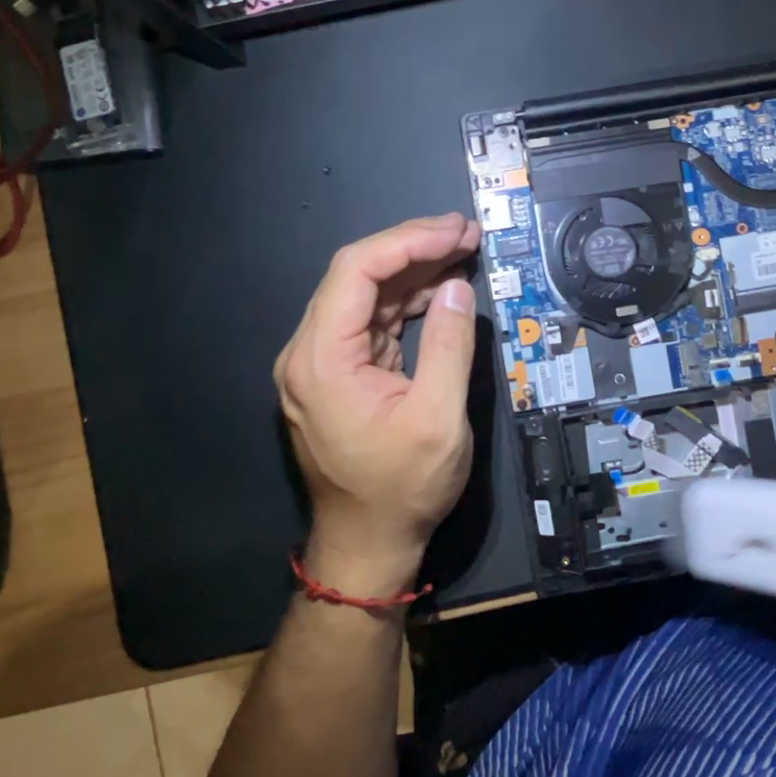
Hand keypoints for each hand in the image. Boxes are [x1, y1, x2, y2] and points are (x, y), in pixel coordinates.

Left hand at [275, 214, 480, 594]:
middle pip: (355, 276)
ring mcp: (320, 364)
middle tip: (466, 234)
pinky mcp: (338, 375)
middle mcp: (309, 353)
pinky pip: (370, 323)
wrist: (367, 545)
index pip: (355, 271)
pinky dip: (405, 303)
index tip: (456, 232)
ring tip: (462, 253)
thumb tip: (456, 286)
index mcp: (321, 360)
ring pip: (364, 296)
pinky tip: (441, 290)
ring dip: (412, 272)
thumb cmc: (400, 490)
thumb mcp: (438, 419)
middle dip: (413, 248)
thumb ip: (447, 345)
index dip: (408, 241)